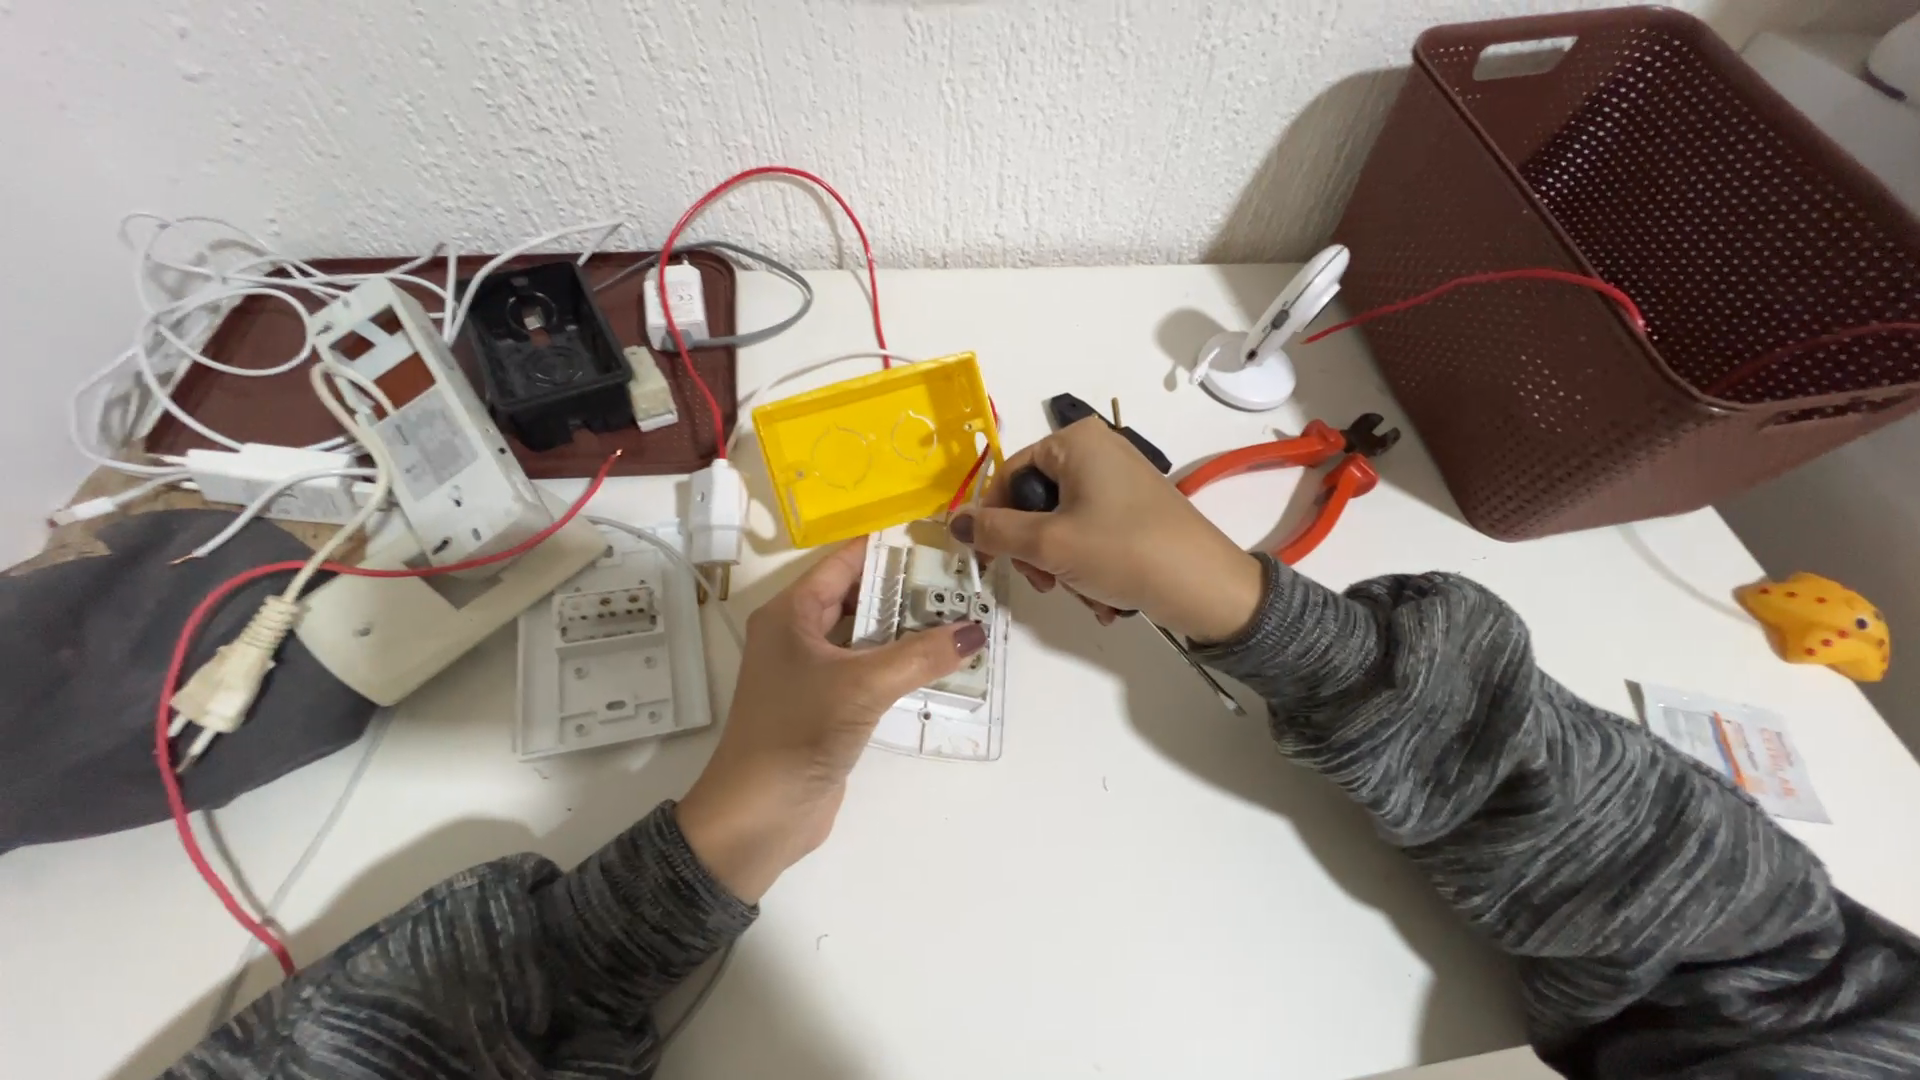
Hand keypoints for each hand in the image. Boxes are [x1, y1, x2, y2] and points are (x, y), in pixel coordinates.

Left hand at [677, 537, 985, 901]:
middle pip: (858, 597)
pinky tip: (941, 666)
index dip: (890, 548)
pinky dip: (901, 665)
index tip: (940, 541)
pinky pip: (869, 671)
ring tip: (962, 619)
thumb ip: (921, 655)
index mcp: (791, 613)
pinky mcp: (827, 705)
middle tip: (964, 583)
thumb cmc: (797, 733)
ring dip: (908, 630)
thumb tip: (975, 632)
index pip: (845, 562)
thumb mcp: (862, 686)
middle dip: (907, 591)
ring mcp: (812, 672)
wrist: (757, 818)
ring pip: (866, 636)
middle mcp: (798, 634)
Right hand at [950, 417, 1263, 642]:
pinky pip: (1091, 536)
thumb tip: (952, 521)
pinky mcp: (1136, 512)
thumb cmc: (1122, 551)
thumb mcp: (1049, 544)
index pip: (1009, 474)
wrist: (1206, 588)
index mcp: (1076, 441)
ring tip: (1082, 592)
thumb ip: (994, 531)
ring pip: (1062, 526)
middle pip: (1035, 502)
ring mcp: (1120, 482)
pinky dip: (1089, 567)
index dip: (993, 518)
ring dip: (1062, 567)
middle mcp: (1098, 451)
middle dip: (1035, 550)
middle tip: (1044, 581)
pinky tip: (1103, 596)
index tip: (987, 558)